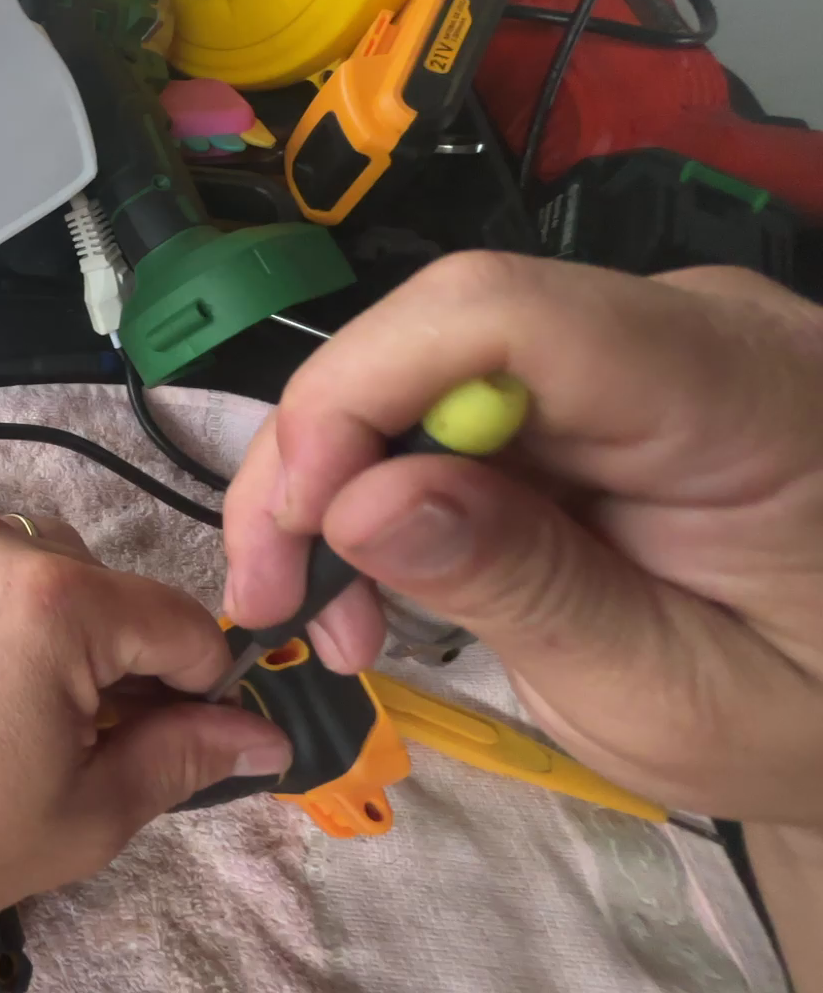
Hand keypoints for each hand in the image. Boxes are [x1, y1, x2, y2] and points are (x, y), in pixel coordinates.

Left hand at [0, 510, 290, 958]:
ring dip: (69, 634)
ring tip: (27, 715)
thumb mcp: (82, 814)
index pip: (181, 620)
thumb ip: (183, 757)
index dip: (204, 684)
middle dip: (126, 659)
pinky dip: (11, 617)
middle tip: (92, 738)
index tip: (196, 732)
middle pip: (113, 591)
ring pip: (53, 573)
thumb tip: (259, 733)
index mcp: (52, 598)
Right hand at [222, 254, 822, 829]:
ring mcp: (598, 351)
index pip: (497, 318)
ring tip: (321, 609)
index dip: (355, 396)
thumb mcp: (674, 697)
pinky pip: (399, 416)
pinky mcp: (544, 388)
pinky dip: (350, 498)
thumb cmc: (816, 717)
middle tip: (269, 592)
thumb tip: (356, 504)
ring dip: (315, 496)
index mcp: (741, 397)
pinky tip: (358, 572)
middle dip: (303, 469)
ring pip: (378, 383)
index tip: (302, 522)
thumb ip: (525, 590)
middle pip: (404, 348)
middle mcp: (661, 332)